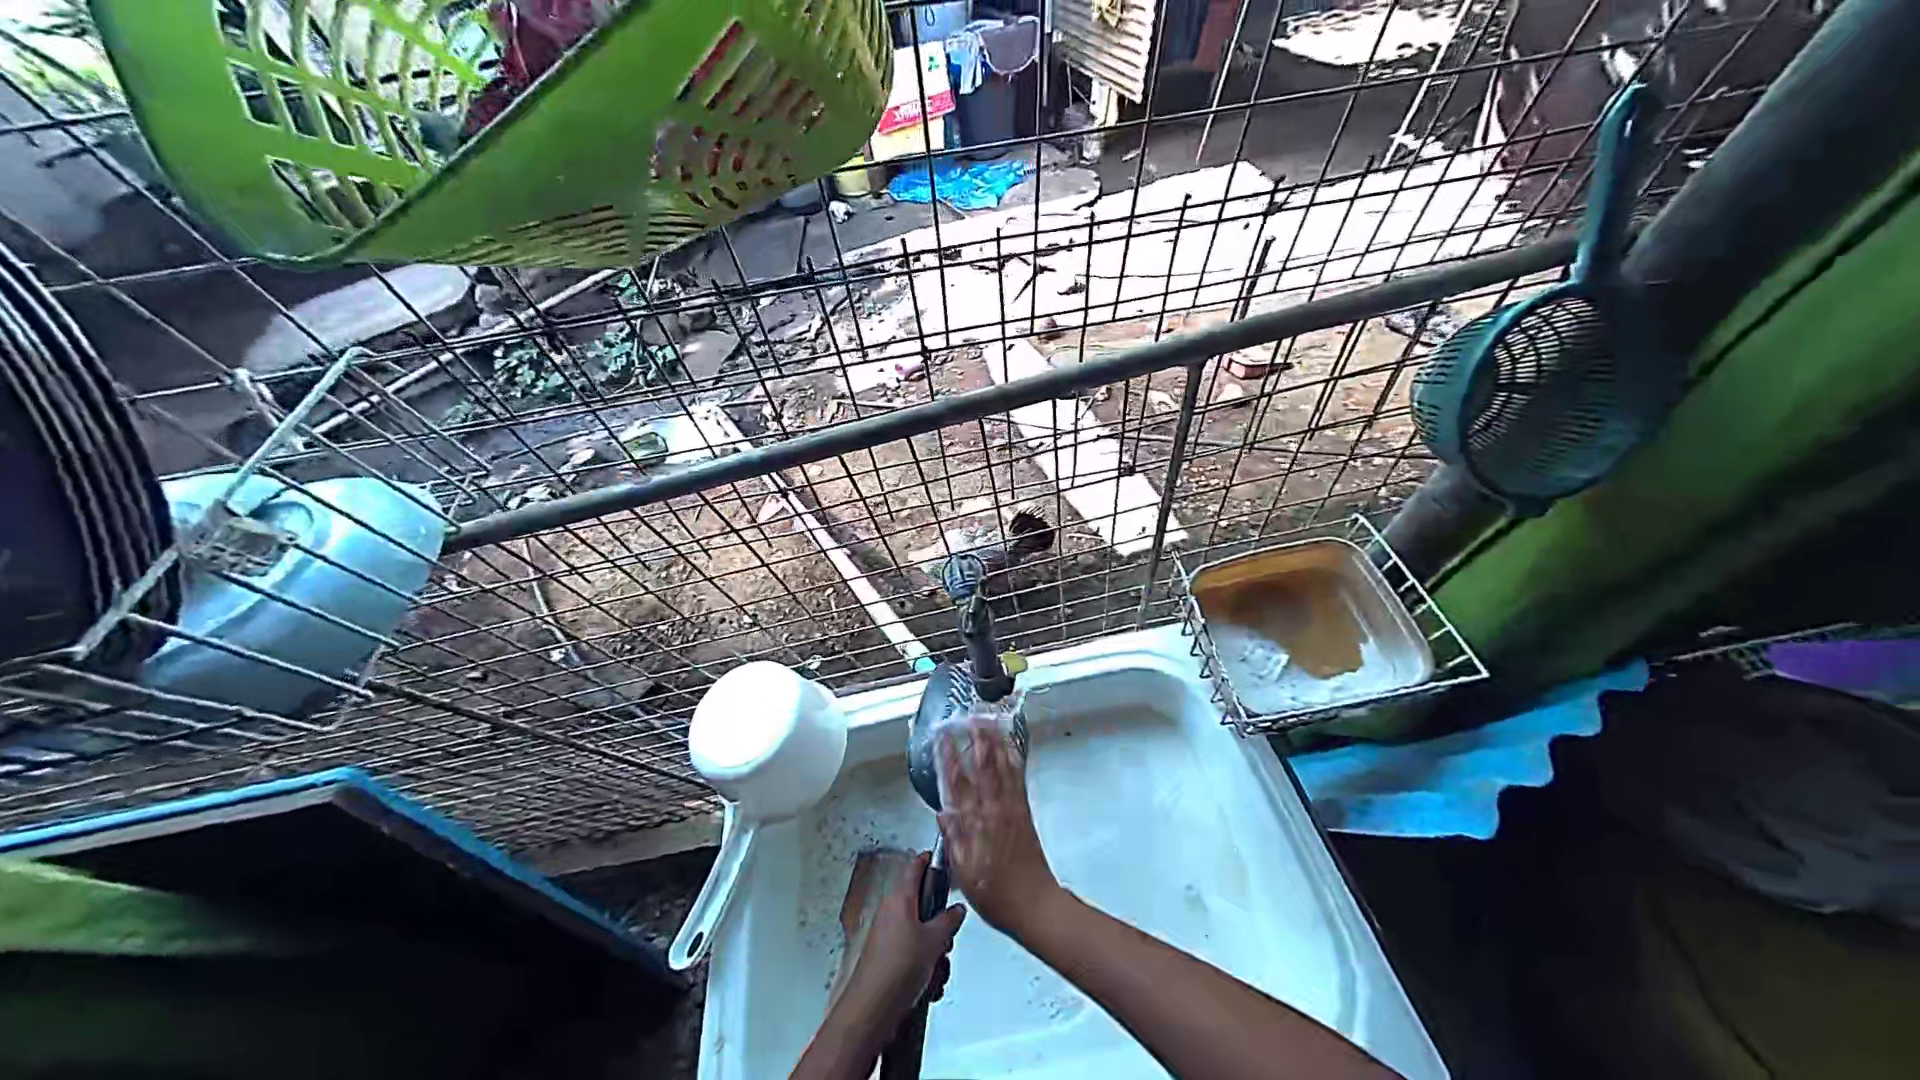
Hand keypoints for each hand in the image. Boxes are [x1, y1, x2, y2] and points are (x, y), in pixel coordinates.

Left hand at [840, 850, 965, 1027]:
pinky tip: (929, 984)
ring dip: (935, 951)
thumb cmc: (899, 967)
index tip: (944, 860)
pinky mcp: (888, 957)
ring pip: (922, 933)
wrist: (873, 1008)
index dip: (930, 861)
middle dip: (941, 925)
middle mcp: (892, 911)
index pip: (916, 866)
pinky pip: (914, 953)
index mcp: (900, 898)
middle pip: (924, 905)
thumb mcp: (935, 939)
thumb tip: (956, 909)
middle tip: (947, 940)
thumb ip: (949, 920)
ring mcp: (888, 934)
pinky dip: (925, 967)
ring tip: (937, 969)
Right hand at [937, 721, 1062, 937]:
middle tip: (970, 717)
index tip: (942, 738)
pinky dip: (1014, 762)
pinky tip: (1011, 748)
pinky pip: (1018, 781)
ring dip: (995, 744)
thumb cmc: (997, 895)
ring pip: (1002, 770)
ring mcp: (1012, 810)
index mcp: (977, 826)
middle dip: (975, 741)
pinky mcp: (1025, 813)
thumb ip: (954, 840)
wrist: (1036, 906)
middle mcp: (995, 812)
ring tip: (989, 723)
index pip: (957, 784)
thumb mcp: (965, 873)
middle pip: (983, 769)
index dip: (949, 758)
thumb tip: (943, 813)